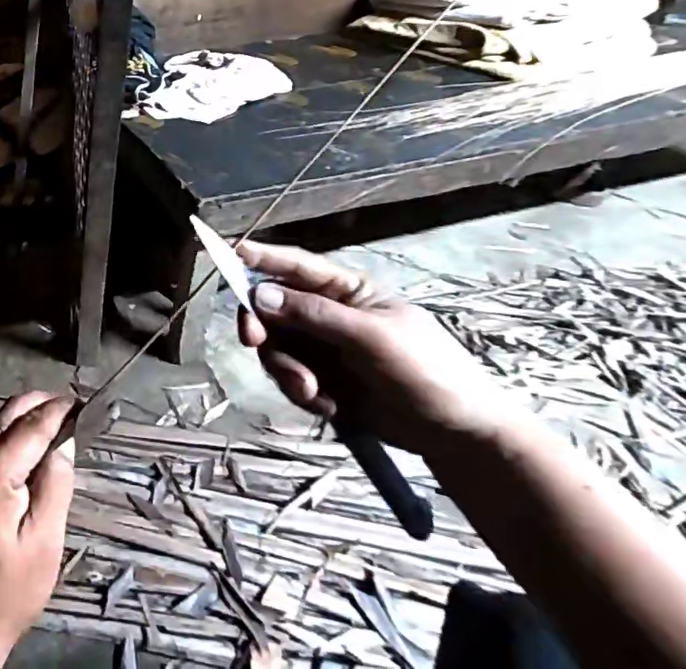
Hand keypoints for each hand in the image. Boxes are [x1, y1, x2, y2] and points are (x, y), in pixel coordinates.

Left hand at [0, 391, 76, 668]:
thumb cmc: (11, 585)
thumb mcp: (45, 538)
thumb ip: (57, 483)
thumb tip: (66, 442)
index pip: (35, 423)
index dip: (64, 410)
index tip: (91, 403)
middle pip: (15, 410)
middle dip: (48, 402)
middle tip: (82, 408)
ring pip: (6, 419)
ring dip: (36, 412)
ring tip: (71, 419)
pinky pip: (1, 435)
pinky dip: (24, 427)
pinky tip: (47, 440)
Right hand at [235, 241, 521, 459]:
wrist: (457, 434)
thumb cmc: (426, 370)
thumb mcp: (371, 337)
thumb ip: (314, 314)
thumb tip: (260, 293)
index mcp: (345, 290)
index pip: (295, 266)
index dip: (261, 257)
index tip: (227, 251)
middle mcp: (326, 314)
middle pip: (272, 308)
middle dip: (262, 326)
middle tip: (255, 341)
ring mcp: (322, 349)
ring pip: (276, 347)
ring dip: (285, 369)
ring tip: (312, 391)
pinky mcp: (321, 381)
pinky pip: (288, 377)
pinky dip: (300, 392)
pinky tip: (328, 405)